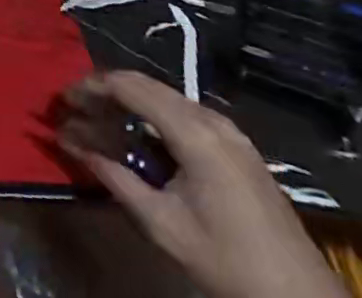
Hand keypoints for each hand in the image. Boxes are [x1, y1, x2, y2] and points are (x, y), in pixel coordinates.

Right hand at [61, 72, 346, 297]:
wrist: (298, 294)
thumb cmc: (225, 260)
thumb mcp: (162, 223)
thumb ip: (115, 177)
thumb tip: (73, 143)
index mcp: (194, 131)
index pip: (132, 87)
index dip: (93, 86)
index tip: (63, 98)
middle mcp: (211, 117)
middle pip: (148, 85)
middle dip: (107, 90)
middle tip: (74, 107)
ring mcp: (228, 128)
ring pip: (166, 97)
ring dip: (130, 102)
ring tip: (99, 119)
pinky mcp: (236, 143)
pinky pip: (184, 113)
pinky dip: (153, 116)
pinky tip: (138, 136)